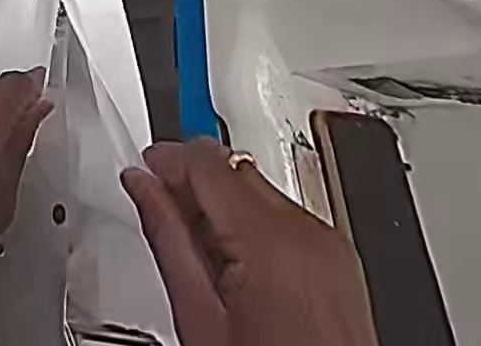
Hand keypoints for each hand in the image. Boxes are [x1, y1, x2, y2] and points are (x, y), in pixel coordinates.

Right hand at [122, 138, 377, 345]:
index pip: (207, 163)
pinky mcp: (338, 257)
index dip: (168, 159)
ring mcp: (327, 244)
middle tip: (159, 199)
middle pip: (233, 167)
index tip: (146, 167)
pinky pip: (284, 213)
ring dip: (220, 199)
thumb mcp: (200, 320)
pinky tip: (232, 258)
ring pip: (256, 185)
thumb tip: (142, 186)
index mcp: (269, 244)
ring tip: (195, 243)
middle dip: (192, 177)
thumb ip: (167, 237)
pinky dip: (251, 221)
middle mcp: (306, 233)